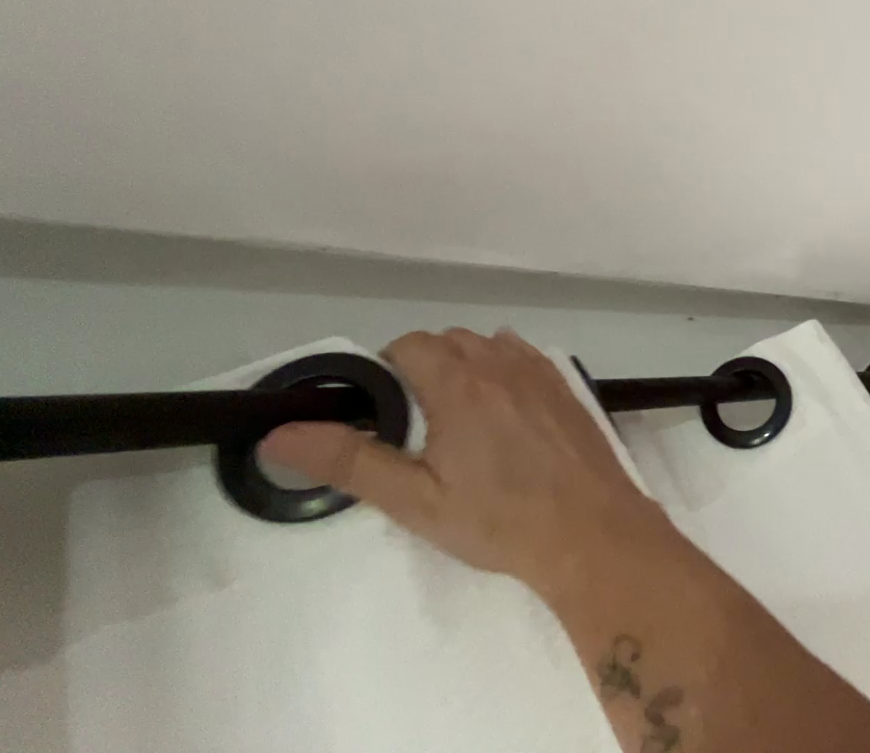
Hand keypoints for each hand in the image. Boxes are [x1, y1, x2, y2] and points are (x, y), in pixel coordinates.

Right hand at [259, 328, 678, 592]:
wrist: (589, 530)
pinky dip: (504, 368)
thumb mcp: (415, 499)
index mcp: (460, 383)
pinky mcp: (567, 386)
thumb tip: (281, 433)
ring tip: (459, 418)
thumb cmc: (499, 520)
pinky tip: (504, 408)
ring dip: (466, 364)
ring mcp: (540, 371)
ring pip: (488, 345)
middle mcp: (502, 364)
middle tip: (418, 422)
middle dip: (424, 367)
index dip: (387, 369)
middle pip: (448, 340)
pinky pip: (524, 356)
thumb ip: (350, 462)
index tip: (384, 410)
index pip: (409, 344)